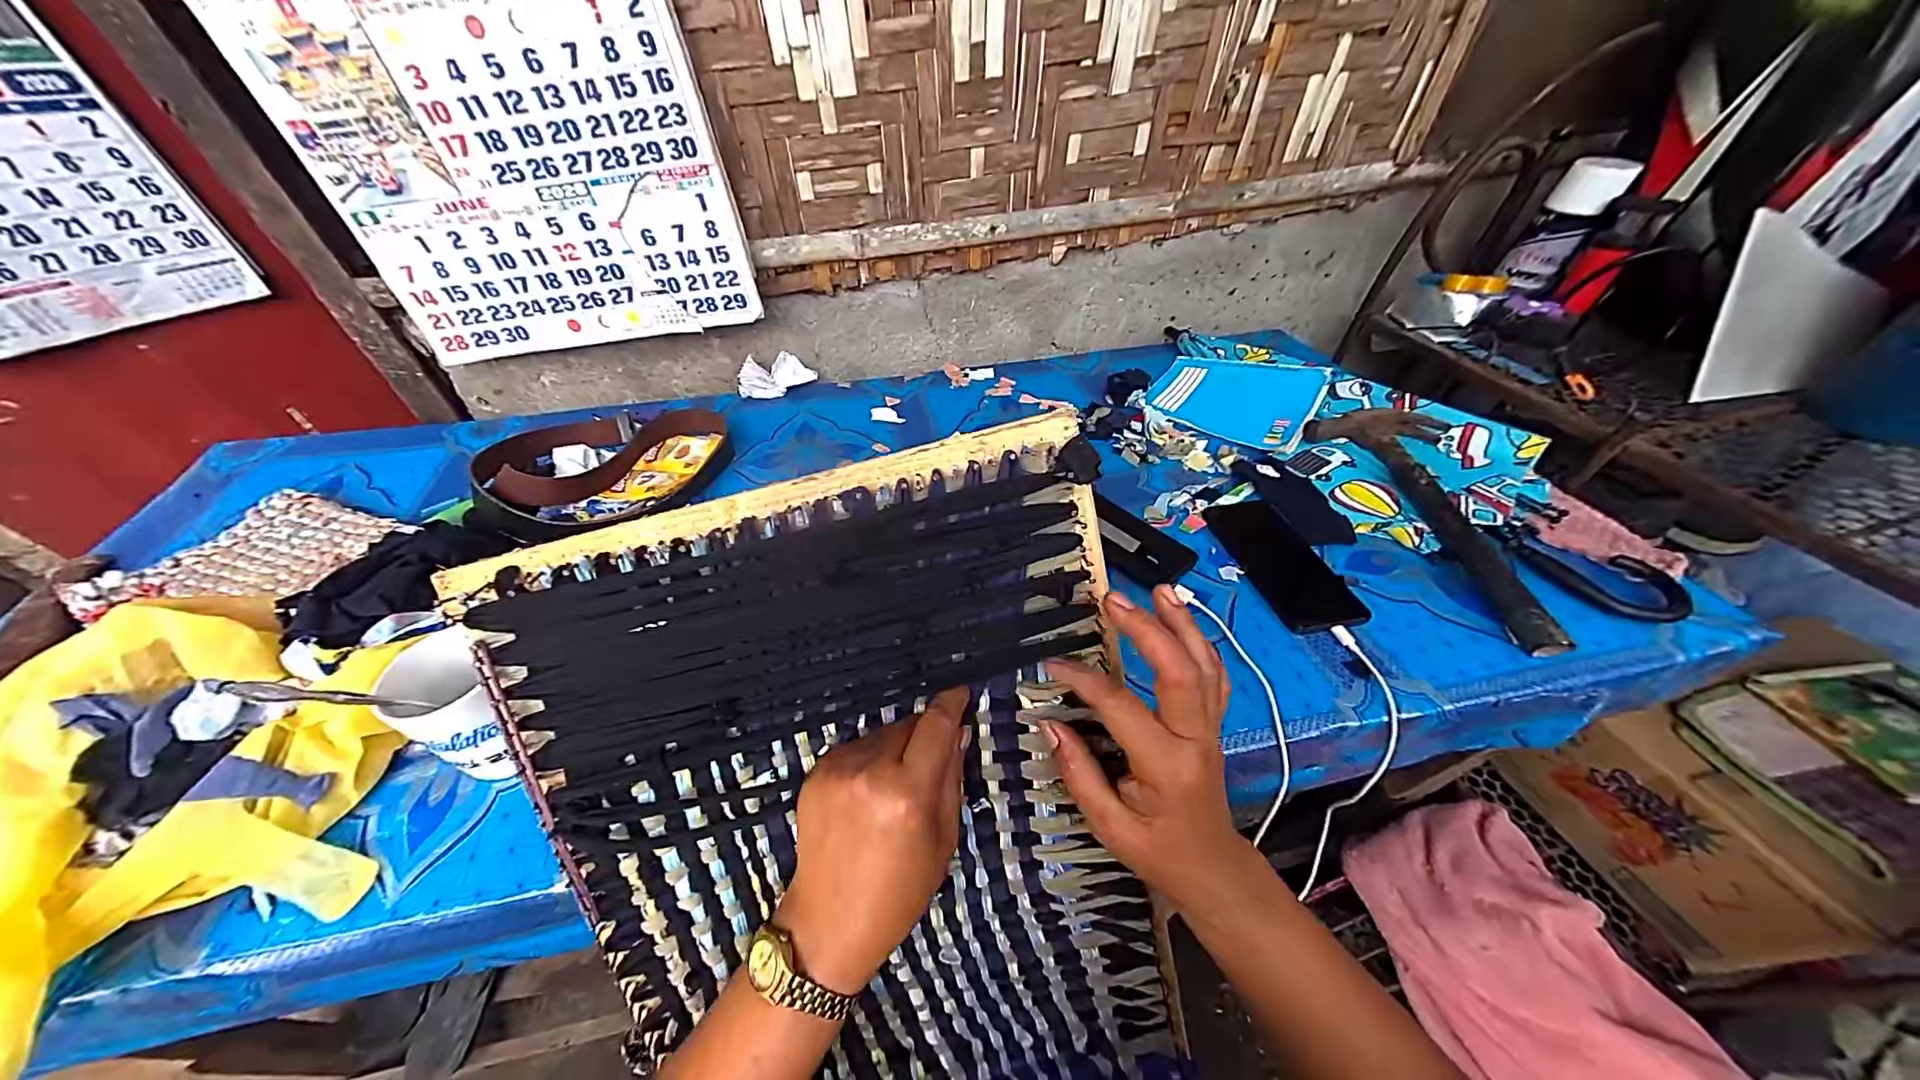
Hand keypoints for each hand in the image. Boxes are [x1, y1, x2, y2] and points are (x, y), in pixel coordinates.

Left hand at [774, 687, 971, 993]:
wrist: (827, 921)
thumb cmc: (898, 892)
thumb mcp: (942, 841)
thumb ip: (951, 780)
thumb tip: (958, 733)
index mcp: (907, 793)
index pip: (935, 724)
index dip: (951, 703)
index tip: (961, 694)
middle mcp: (870, 771)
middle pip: (908, 724)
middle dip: (924, 735)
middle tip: (928, 765)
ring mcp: (838, 770)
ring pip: (882, 734)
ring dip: (896, 747)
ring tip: (894, 789)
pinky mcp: (816, 773)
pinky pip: (856, 748)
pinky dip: (869, 760)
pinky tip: (867, 795)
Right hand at [1043, 586, 1266, 912]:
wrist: (1213, 868)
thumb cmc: (1159, 852)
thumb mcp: (1110, 826)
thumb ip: (1079, 773)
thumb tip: (1050, 722)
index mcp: (1167, 765)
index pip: (1121, 707)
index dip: (1084, 681)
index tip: (1053, 665)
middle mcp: (1195, 738)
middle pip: (1180, 671)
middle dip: (1147, 630)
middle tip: (1113, 601)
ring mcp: (1212, 728)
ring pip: (1205, 665)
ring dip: (1183, 623)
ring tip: (1160, 589)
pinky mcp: (1215, 724)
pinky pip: (1214, 675)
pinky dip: (1199, 642)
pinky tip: (1183, 619)